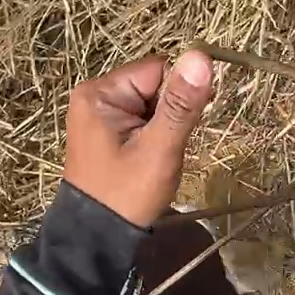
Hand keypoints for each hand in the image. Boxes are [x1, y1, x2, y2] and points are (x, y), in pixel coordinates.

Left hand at [63, 50, 213, 226]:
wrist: (97, 237)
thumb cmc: (127, 194)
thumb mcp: (159, 149)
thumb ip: (181, 104)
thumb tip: (200, 56)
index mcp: (100, 92)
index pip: (159, 70)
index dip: (179, 96)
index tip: (176, 131)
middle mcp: (94, 94)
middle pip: (155, 84)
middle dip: (171, 113)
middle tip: (163, 148)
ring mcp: (98, 112)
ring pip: (152, 102)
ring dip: (164, 126)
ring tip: (155, 156)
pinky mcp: (106, 129)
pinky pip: (142, 117)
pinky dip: (153, 134)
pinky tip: (148, 157)